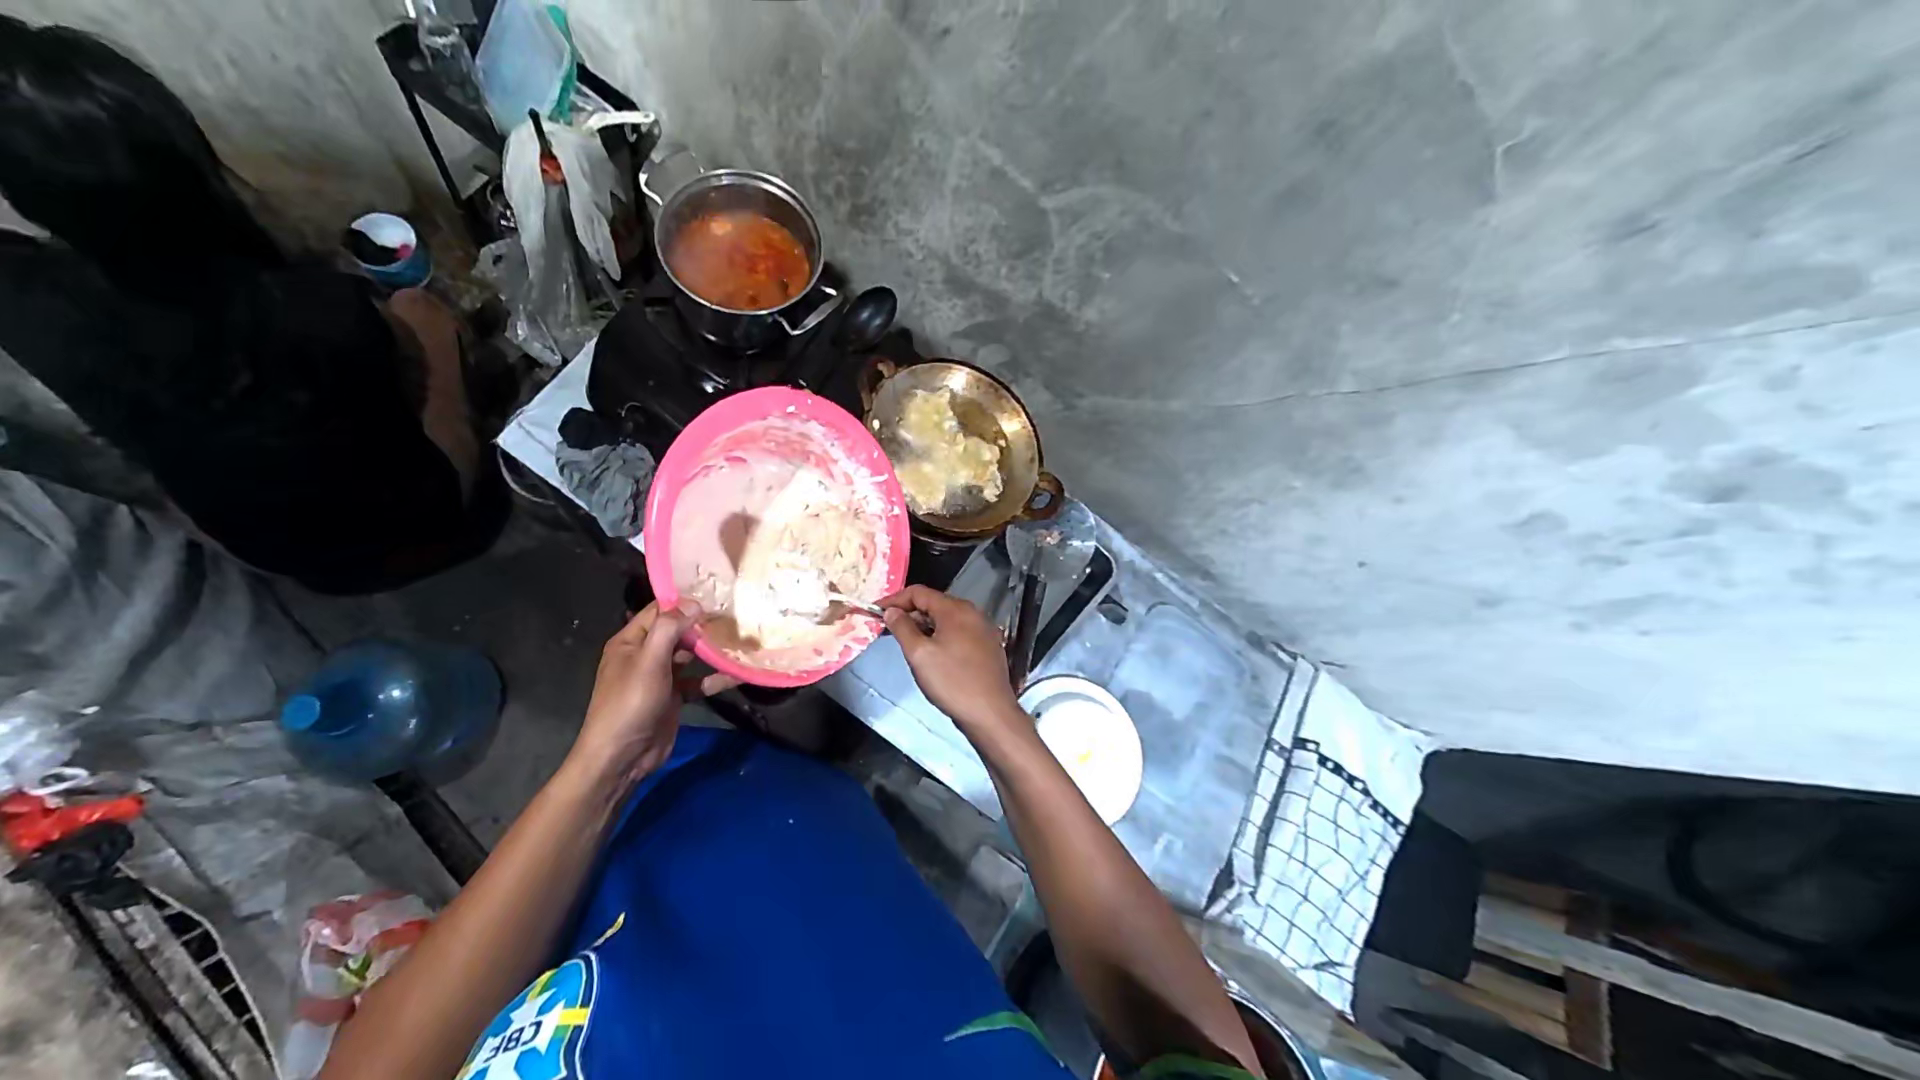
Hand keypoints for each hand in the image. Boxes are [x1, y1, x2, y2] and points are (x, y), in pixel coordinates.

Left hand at [570, 603, 738, 782]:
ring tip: (742, 640)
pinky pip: (698, 681)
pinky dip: (716, 678)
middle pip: (677, 632)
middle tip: (736, 616)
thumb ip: (670, 629)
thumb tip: (695, 604)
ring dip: (713, 650)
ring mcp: (660, 676)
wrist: (622, 756)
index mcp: (630, 641)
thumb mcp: (649, 661)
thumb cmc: (630, 703)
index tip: (716, 596)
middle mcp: (644, 655)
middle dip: (703, 625)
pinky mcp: (674, 696)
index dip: (684, 603)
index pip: (659, 611)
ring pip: (690, 656)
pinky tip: (738, 674)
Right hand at [879, 586, 1023, 735]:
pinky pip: (960, 631)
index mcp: (955, 609)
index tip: (877, 611)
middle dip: (910, 612)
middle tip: (890, 628)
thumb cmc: (952, 682)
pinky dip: (942, 635)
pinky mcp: (989, 646)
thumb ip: (902, 627)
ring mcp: (984, 629)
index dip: (895, 599)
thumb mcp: (919, 654)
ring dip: (925, 624)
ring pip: (947, 618)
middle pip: (935, 603)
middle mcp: (973, 613)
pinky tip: (933, 652)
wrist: (990, 712)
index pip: (919, 592)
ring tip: (908, 641)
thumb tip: (892, 611)